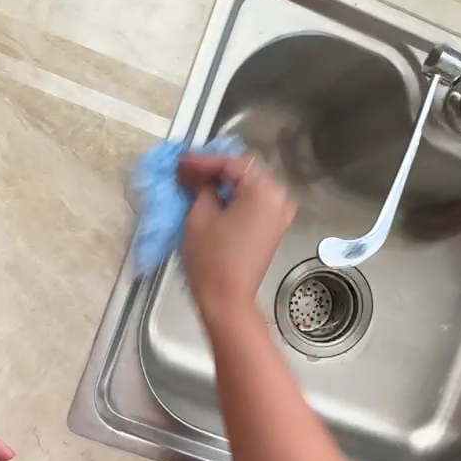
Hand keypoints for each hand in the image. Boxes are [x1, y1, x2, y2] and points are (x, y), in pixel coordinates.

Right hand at [178, 152, 296, 325]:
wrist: (227, 299)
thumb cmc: (212, 258)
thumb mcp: (200, 216)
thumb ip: (203, 187)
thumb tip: (201, 177)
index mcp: (264, 190)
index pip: (231, 164)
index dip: (203, 161)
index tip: (180, 161)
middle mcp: (279, 197)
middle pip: (245, 172)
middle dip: (215, 170)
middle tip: (187, 170)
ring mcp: (280, 214)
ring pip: (250, 187)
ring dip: (225, 183)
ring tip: (198, 182)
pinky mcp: (274, 229)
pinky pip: (255, 203)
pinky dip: (236, 197)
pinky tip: (215, 197)